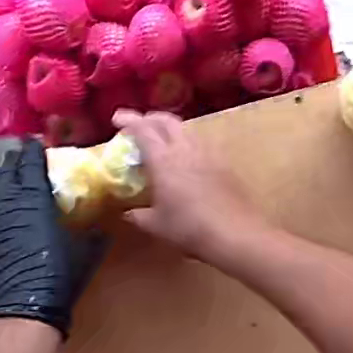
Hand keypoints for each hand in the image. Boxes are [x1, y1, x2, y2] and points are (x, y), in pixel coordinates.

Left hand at [0, 140, 100, 335]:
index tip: (37, 144)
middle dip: (15, 161)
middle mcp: (8, 203)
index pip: (30, 165)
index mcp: (34, 199)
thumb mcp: (85, 253)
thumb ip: (94, 235)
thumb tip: (105, 227)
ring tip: (6, 172)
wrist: (22, 308)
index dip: (33, 152)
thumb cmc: (58, 277)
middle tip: (23, 156)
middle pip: (7, 172)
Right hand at [113, 110, 266, 261]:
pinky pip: (201, 145)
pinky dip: (188, 145)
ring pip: (187, 131)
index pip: (143, 129)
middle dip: (150, 118)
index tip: (116, 120)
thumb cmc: (189, 228)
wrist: (235, 233)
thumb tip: (128, 214)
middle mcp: (185, 150)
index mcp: (163, 160)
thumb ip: (139, 216)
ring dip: (171, 130)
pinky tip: (187, 161)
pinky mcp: (224, 165)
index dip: (128, 121)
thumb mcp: (157, 225)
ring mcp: (208, 155)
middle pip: (167, 121)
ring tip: (163, 142)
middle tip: (139, 126)